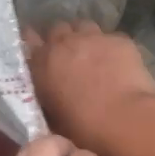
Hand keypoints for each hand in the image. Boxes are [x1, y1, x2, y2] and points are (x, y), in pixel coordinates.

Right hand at [23, 22, 154, 155]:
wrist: (126, 120)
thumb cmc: (85, 129)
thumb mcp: (53, 117)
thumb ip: (46, 97)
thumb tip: (48, 94)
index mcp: (43, 63)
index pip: (29, 39)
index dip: (33, 41)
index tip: (38, 48)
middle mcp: (64, 43)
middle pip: (58, 28)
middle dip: (62, 39)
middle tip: (70, 56)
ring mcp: (93, 37)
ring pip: (84, 26)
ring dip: (85, 37)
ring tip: (93, 55)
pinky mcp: (119, 39)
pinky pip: (110, 37)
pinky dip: (110, 47)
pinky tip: (118, 63)